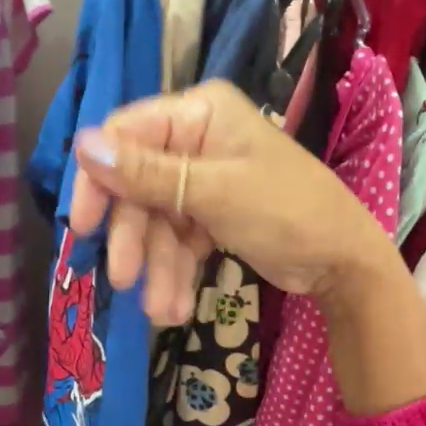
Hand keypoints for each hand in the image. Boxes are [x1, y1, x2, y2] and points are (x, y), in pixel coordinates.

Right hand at [67, 80, 393, 325]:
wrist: (343, 262)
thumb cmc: (288, 212)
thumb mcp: (215, 193)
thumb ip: (148, 174)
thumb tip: (82, 144)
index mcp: (199, 114)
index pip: (127, 136)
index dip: (99, 181)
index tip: (82, 226)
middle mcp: (198, 141)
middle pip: (139, 187)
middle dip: (135, 239)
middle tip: (123, 280)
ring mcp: (204, 181)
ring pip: (158, 223)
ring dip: (157, 268)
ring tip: (161, 311)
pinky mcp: (212, 216)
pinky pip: (179, 241)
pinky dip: (175, 273)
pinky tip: (173, 307)